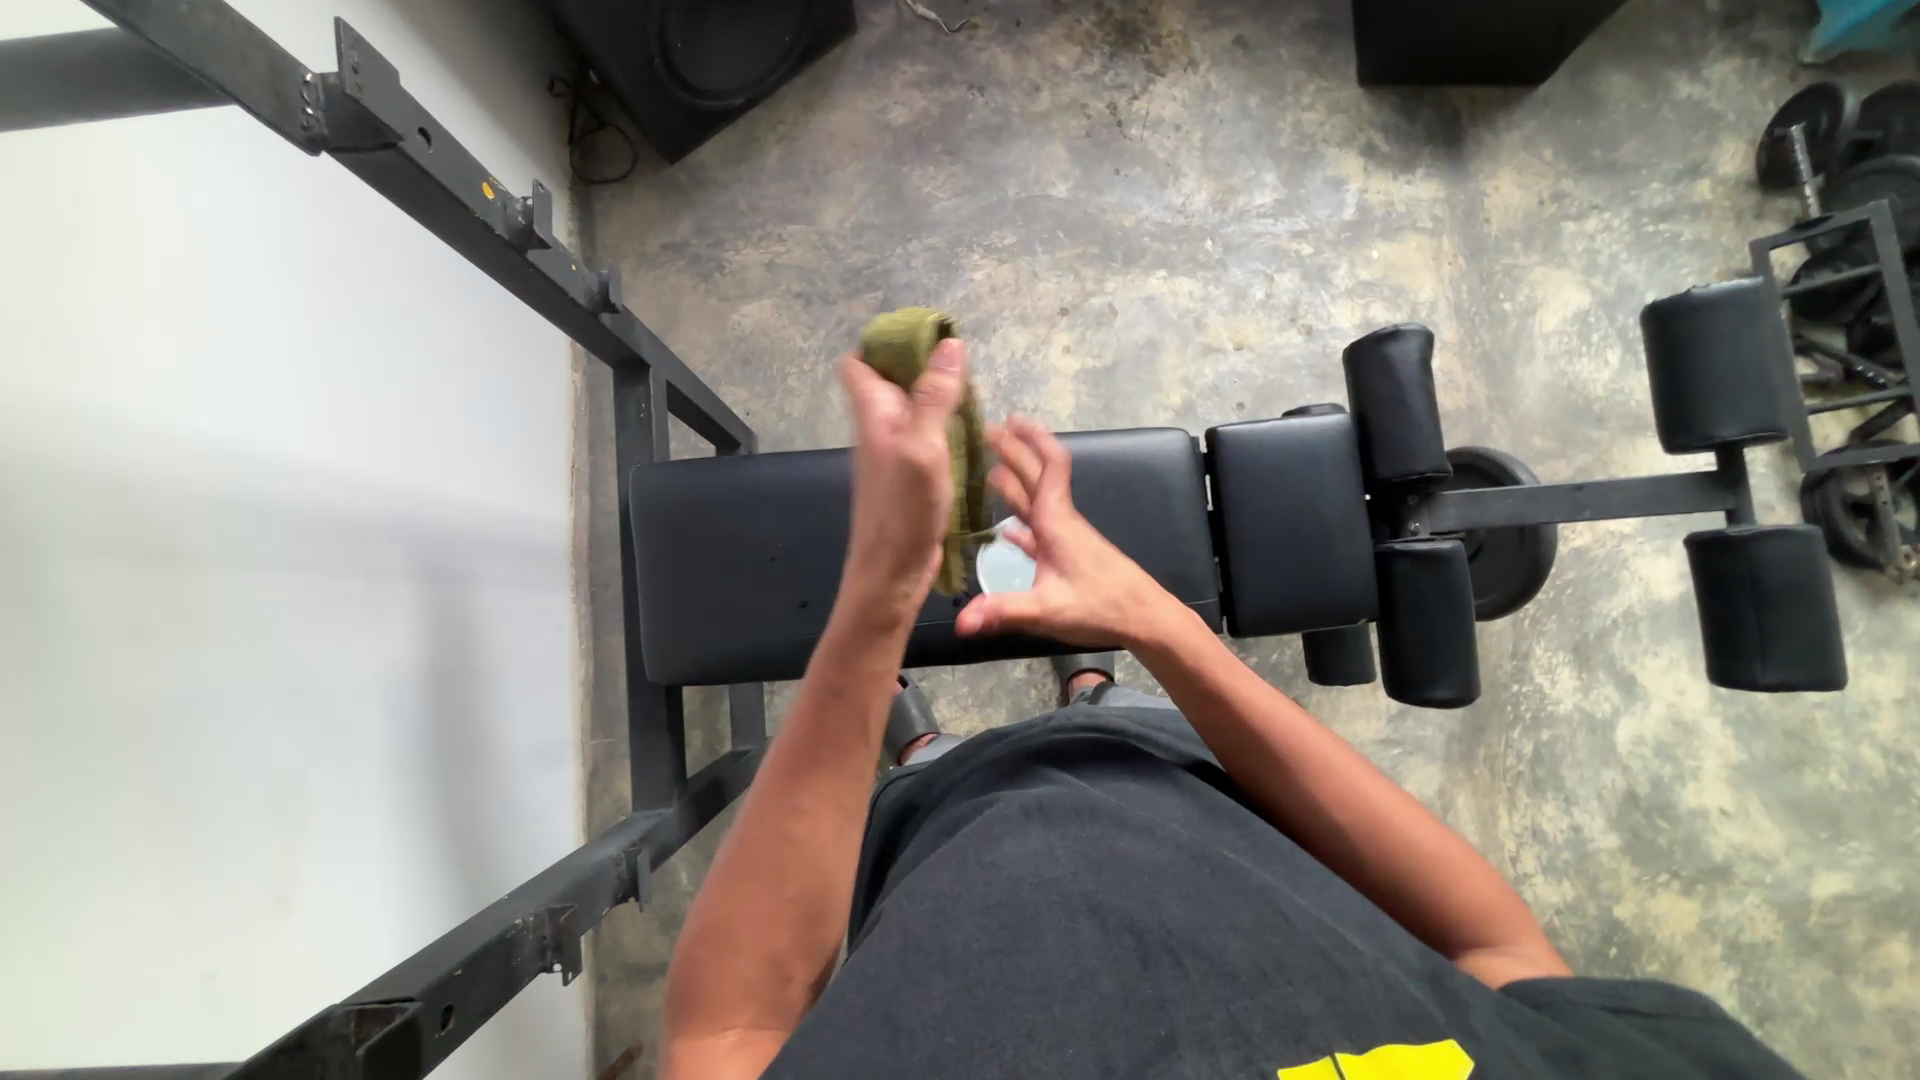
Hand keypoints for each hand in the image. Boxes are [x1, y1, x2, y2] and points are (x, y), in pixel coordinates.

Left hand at [837, 338, 967, 612]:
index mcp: (872, 414)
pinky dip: (944, 426)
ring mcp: (895, 453)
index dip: (881, 343)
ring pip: (911, 409)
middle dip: (920, 364)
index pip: (856, 363)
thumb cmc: (902, 511)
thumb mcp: (922, 447)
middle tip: (962, 360)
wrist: (891, 574)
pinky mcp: (911, 476)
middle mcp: (879, 428)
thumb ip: (933, 397)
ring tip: (974, 390)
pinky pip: (926, 436)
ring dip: (937, 396)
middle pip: (890, 381)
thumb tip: (949, 344)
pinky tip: (969, 431)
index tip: (922, 335)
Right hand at [955, 416, 1183, 647]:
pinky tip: (1006, 529)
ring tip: (990, 469)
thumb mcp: (1046, 610)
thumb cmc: (1100, 606)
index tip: (1009, 419)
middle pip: (1036, 477)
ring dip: (1016, 483)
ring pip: (1036, 501)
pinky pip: (1039, 530)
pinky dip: (1021, 523)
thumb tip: (960, 622)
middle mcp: (1060, 522)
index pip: (1048, 465)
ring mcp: (1065, 538)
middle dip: (1014, 452)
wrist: (1144, 620)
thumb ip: (1002, 611)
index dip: (1030, 438)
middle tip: (986, 432)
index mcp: (1056, 521)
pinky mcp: (1068, 556)